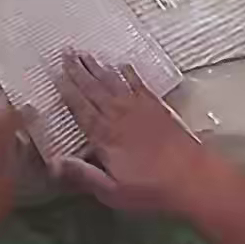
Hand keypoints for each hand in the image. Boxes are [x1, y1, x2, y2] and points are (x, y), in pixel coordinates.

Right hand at [52, 51, 240, 219]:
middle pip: (93, 87)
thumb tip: (53, 162)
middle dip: (78, 69)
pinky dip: (128, 72)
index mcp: (104, 134)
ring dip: (97, 66)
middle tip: (66, 52)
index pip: (80, 107)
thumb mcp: (112, 191)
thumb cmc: (150, 188)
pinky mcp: (155, 105)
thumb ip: (83, 175)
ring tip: (85, 53)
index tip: (56, 74)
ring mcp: (138, 106)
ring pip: (112, 80)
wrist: (191, 176)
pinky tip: (122, 64)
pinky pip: (138, 82)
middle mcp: (118, 114)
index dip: (67, 90)